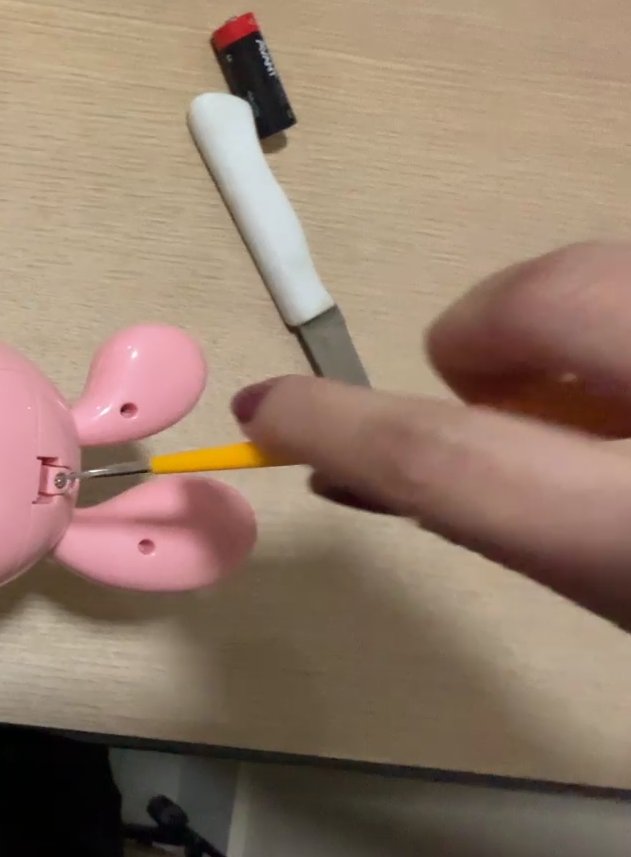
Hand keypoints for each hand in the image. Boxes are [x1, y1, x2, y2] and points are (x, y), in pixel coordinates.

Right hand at [232, 241, 630, 628]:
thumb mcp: (614, 586)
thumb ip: (490, 519)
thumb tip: (349, 470)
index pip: (445, 455)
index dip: (329, 422)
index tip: (262, 413)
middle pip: (549, 294)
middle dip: (476, 331)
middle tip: (490, 391)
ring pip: (613, 271)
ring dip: (569, 334)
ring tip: (609, 403)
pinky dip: (623, 335)